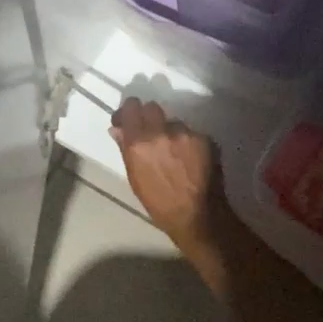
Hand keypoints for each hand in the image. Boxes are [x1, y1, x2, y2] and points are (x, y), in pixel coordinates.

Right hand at [109, 99, 222, 247]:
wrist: (198, 215)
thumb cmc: (159, 203)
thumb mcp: (135, 178)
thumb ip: (126, 148)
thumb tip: (117, 128)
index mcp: (138, 143)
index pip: (131, 106)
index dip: (130, 111)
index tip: (130, 119)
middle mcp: (161, 132)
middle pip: (152, 107)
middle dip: (150, 117)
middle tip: (152, 132)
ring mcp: (186, 133)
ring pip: (174, 122)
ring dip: (172, 132)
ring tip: (176, 153)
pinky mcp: (205, 138)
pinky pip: (192, 133)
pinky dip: (190, 143)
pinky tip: (192, 160)